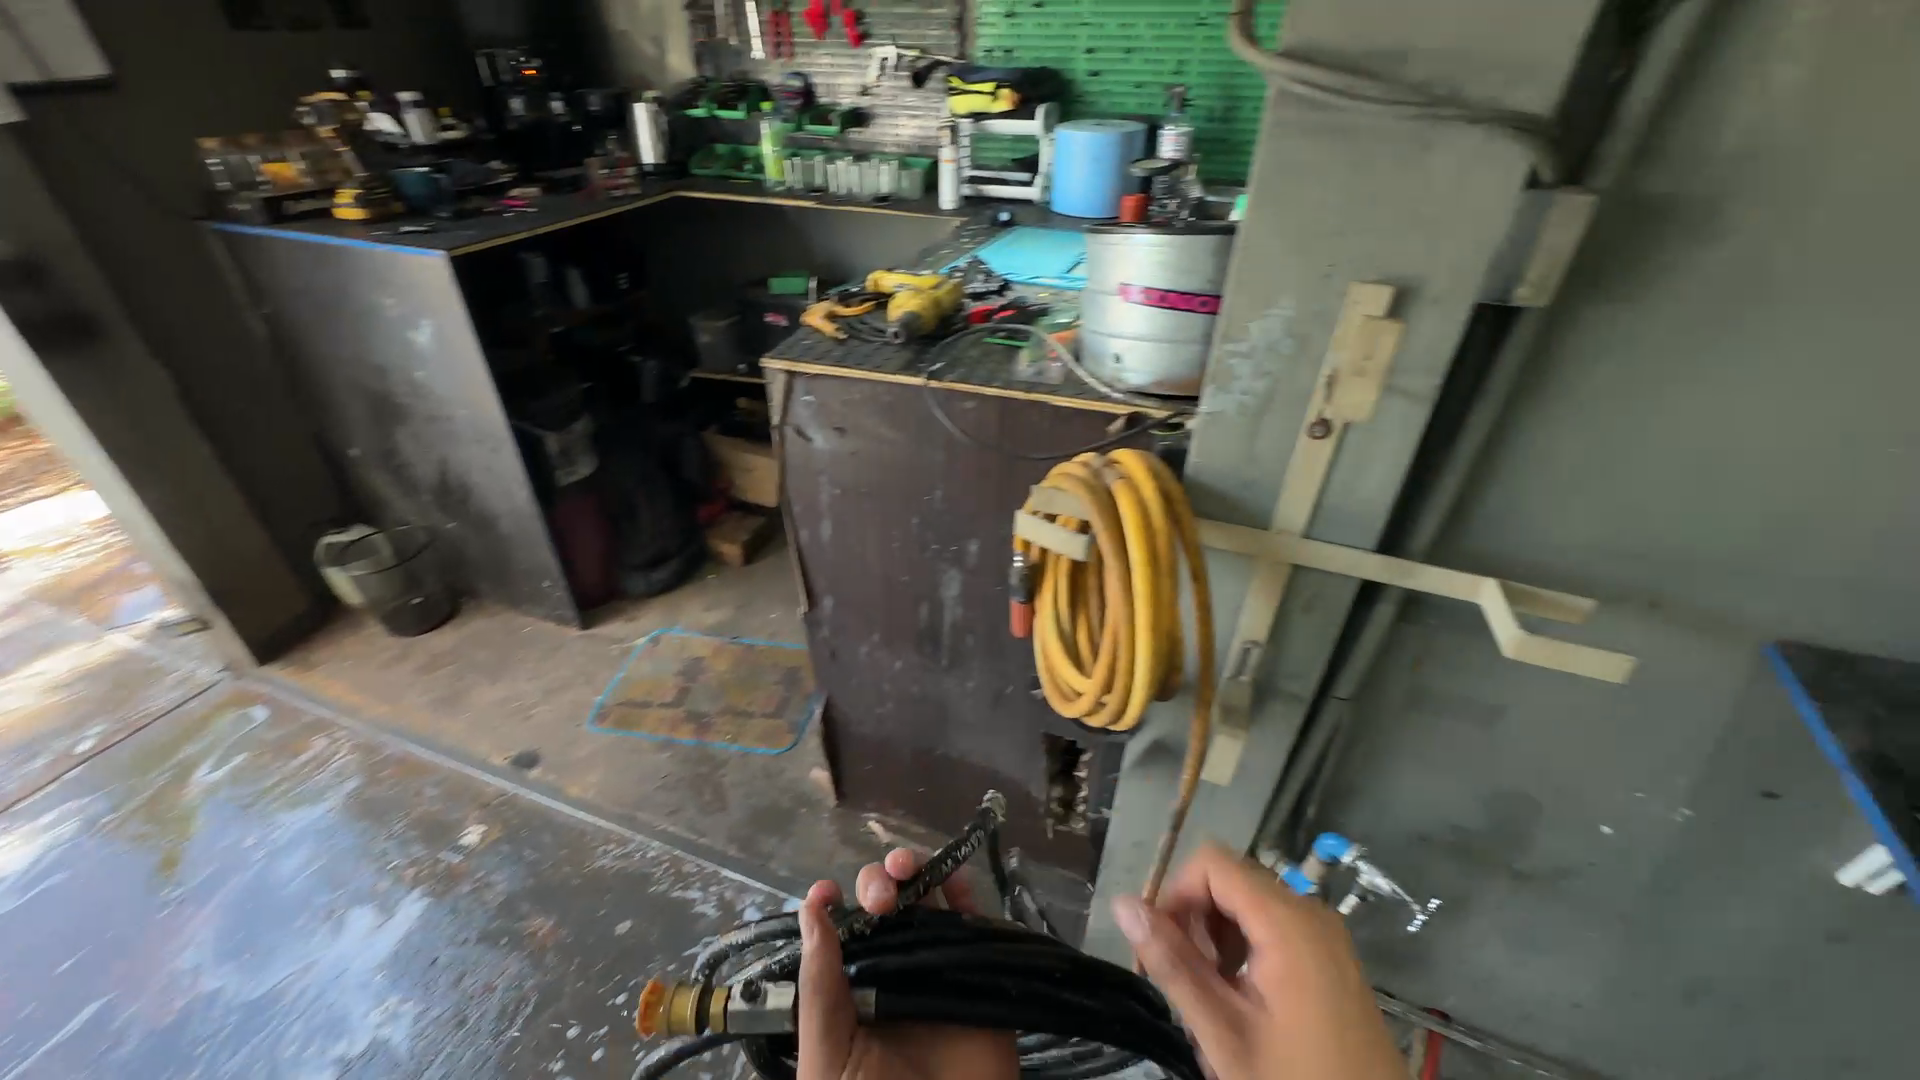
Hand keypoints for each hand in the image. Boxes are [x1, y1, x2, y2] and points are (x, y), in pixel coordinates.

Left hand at [797, 848, 1019, 1079]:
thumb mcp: (828, 1055)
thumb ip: (820, 986)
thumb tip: (811, 910)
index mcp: (853, 993)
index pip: (842, 935)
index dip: (833, 905)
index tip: (826, 893)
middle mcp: (895, 976)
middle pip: (887, 910)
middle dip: (878, 884)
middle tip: (880, 897)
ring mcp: (939, 975)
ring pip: (930, 907)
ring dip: (919, 875)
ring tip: (906, 871)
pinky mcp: (983, 983)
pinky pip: (977, 932)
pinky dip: (967, 897)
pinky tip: (952, 881)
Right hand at [1111, 845, 1405, 1079]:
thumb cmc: (1296, 1079)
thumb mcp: (1224, 1031)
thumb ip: (1173, 963)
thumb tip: (1122, 903)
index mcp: (1288, 922)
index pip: (1212, 863)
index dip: (1177, 894)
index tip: (1163, 946)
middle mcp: (1309, 911)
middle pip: (1230, 878)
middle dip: (1195, 916)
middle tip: (1184, 976)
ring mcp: (1324, 931)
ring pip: (1248, 900)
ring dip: (1216, 933)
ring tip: (1211, 990)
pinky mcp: (1330, 952)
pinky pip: (1273, 922)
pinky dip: (1244, 943)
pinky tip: (1240, 992)